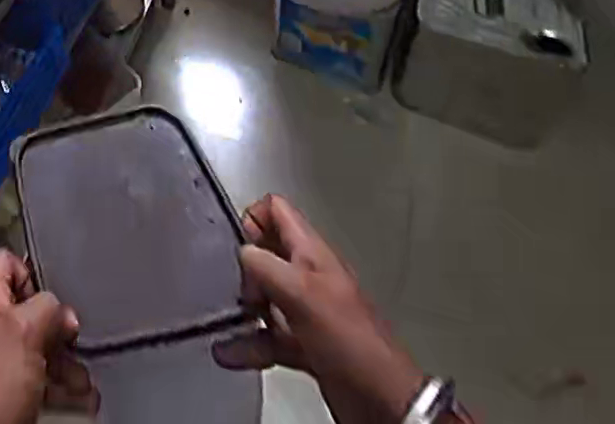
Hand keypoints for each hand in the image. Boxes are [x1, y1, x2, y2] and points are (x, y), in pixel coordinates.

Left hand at [0, 249, 96, 423]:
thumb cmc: (1, 375)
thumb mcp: (25, 329)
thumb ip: (48, 307)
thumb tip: (65, 313)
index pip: (4, 261)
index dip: (27, 269)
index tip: (46, 294)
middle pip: (33, 305)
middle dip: (58, 324)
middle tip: (71, 339)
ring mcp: (10, 357)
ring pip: (46, 344)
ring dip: (69, 361)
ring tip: (82, 378)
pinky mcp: (21, 387)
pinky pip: (50, 377)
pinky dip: (68, 387)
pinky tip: (84, 397)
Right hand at [211, 195, 428, 423]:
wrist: (387, 404)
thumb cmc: (348, 339)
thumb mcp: (300, 291)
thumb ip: (263, 264)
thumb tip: (241, 255)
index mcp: (310, 252)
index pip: (276, 209)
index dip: (253, 219)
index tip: (241, 247)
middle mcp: (308, 274)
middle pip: (265, 252)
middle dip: (243, 269)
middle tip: (242, 292)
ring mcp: (307, 310)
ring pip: (264, 296)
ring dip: (244, 309)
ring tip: (227, 322)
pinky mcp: (305, 343)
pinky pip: (269, 335)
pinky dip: (249, 343)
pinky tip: (228, 353)